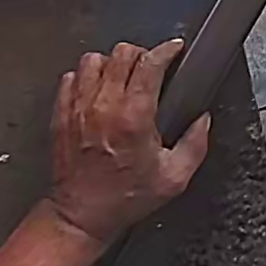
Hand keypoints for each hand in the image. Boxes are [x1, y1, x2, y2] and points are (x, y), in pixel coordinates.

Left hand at [43, 39, 210, 245]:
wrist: (81, 216)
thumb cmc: (125, 199)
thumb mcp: (174, 178)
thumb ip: (195, 145)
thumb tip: (203, 120)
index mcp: (134, 117)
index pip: (150, 63)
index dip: (166, 50)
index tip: (174, 49)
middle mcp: (104, 106)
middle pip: (122, 53)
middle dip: (141, 54)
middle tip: (150, 67)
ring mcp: (79, 108)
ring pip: (93, 59)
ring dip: (111, 63)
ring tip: (121, 77)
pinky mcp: (61, 114)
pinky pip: (70, 77)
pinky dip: (85, 77)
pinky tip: (96, 90)